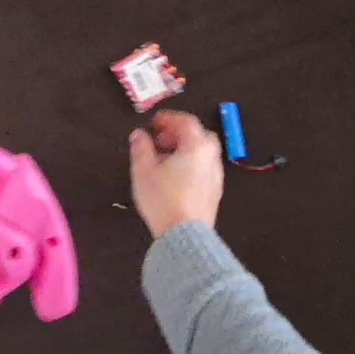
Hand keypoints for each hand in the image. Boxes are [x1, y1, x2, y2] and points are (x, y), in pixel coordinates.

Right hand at [128, 109, 224, 238]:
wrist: (185, 235)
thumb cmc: (163, 198)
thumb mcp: (143, 171)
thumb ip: (140, 148)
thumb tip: (139, 134)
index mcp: (195, 146)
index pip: (186, 122)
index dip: (169, 118)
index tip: (154, 122)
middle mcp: (210, 158)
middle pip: (200, 135)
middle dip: (180, 133)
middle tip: (161, 140)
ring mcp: (216, 176)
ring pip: (203, 153)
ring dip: (186, 149)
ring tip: (165, 161)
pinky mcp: (215, 192)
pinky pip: (204, 168)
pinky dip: (192, 164)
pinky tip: (175, 177)